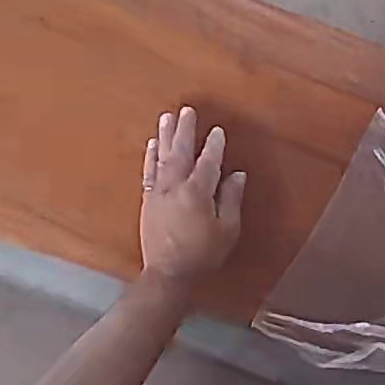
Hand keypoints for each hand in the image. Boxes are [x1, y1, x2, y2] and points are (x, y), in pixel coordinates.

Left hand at [139, 106, 244, 284]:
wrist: (168, 273)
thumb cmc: (202, 255)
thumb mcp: (227, 231)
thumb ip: (230, 199)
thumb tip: (236, 175)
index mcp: (198, 192)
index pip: (208, 162)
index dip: (214, 146)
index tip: (218, 132)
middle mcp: (175, 186)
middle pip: (181, 151)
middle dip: (186, 130)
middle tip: (188, 111)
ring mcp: (158, 192)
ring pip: (162, 157)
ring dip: (166, 136)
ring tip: (168, 117)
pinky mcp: (148, 201)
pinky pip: (148, 172)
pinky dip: (150, 156)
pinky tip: (153, 144)